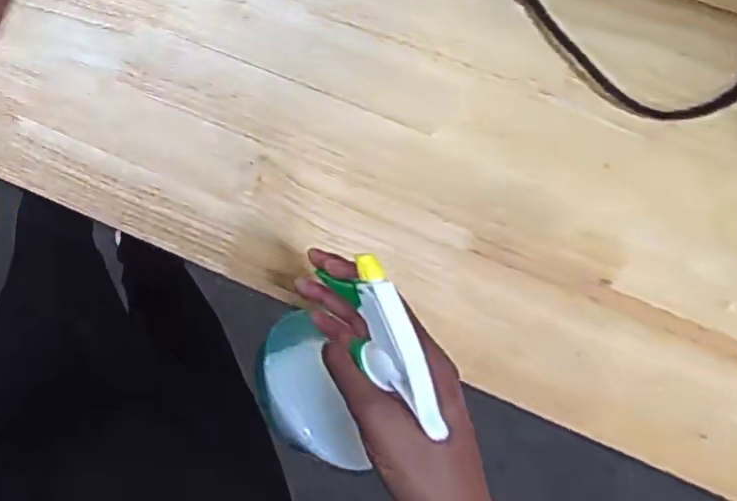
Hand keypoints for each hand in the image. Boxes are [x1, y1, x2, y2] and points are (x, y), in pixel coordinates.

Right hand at [294, 249, 490, 500]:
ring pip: (373, 328)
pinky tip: (326, 330)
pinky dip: (346, 336)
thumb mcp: (379, 420)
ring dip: (339, 308)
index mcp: (424, 359)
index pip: (387, 299)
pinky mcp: (407, 392)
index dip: (354, 274)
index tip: (327, 261)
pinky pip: (374, 352)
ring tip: (307, 293)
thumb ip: (350, 374)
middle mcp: (423, 361)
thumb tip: (329, 342)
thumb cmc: (429, 475)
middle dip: (341, 285)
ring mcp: (416, 376)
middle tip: (310, 268)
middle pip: (378, 309)